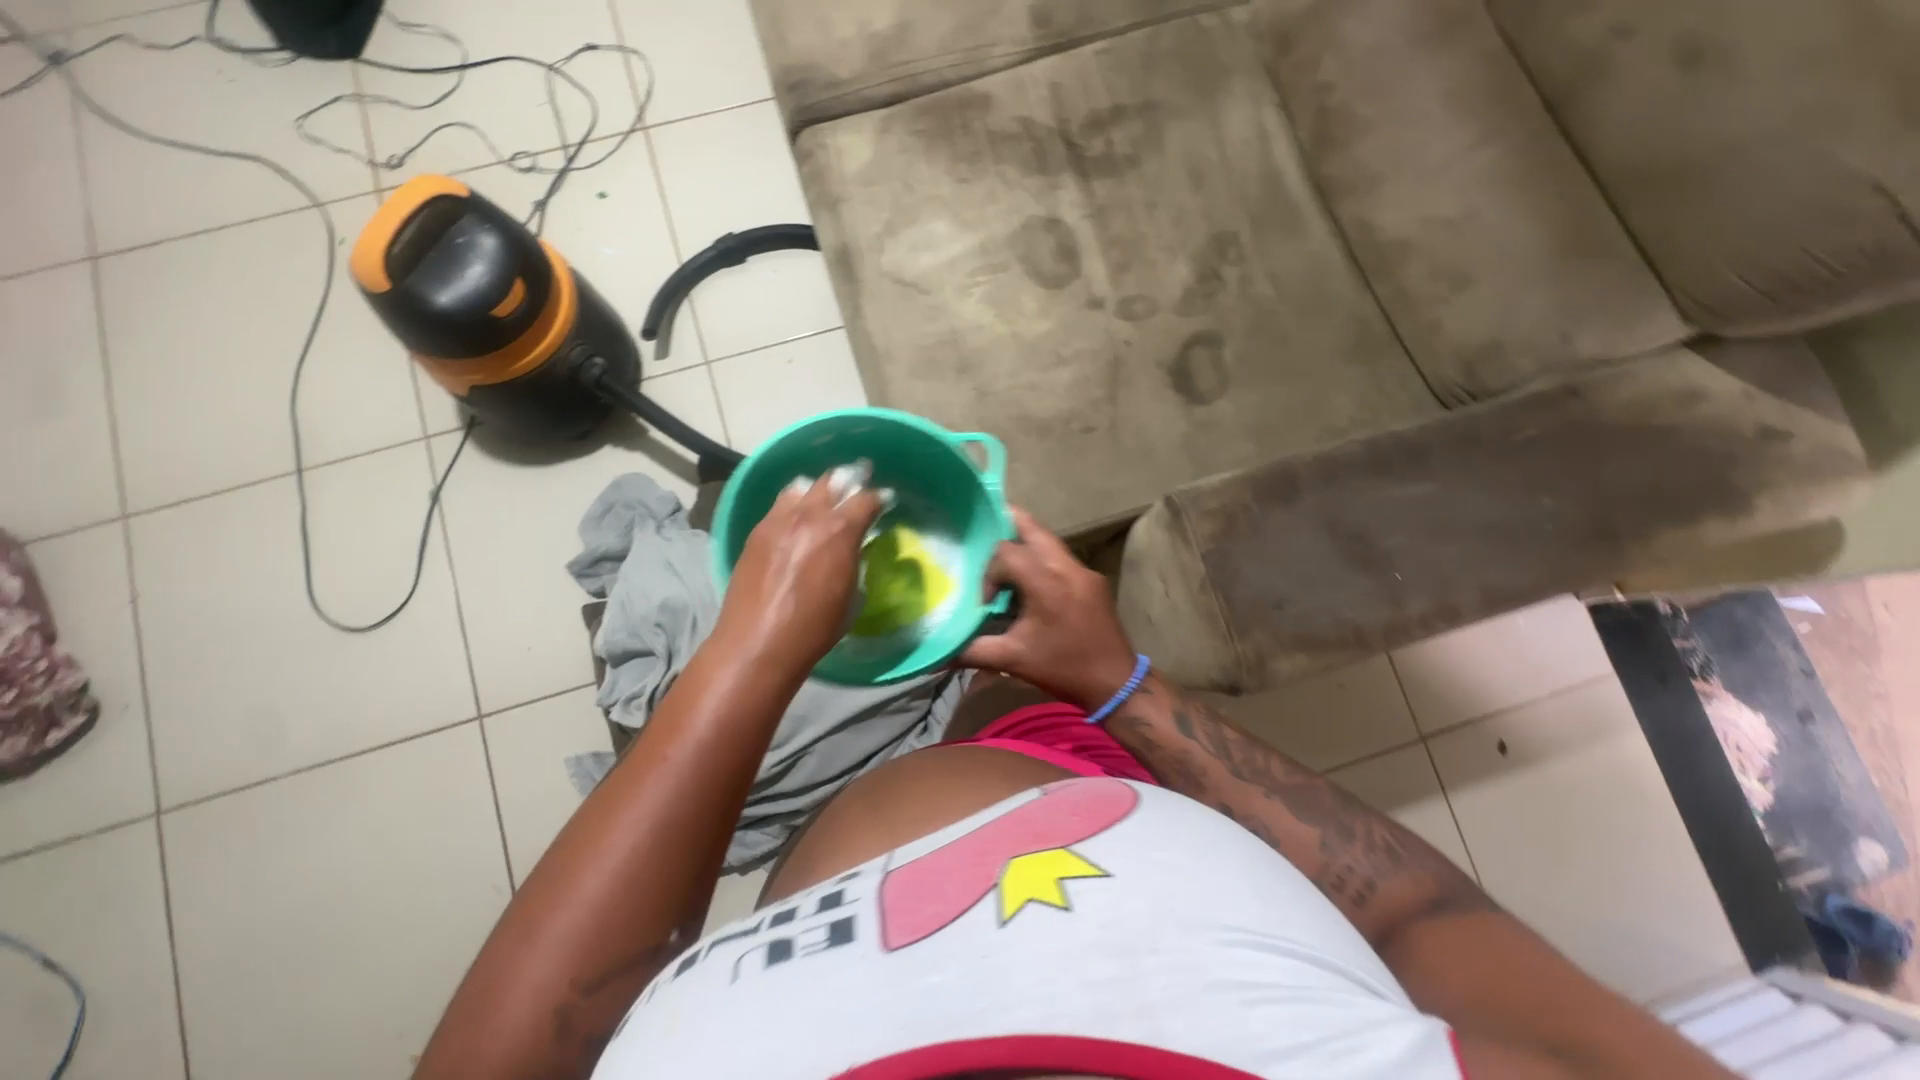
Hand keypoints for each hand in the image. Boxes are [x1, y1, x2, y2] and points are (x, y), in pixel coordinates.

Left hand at [714, 475, 883, 673]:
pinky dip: (795, 503)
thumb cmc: (814, 628)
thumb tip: (854, 549)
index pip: (866, 499)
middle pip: (832, 481)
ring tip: (825, 496)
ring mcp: (778, 520)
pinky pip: (780, 504)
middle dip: (850, 480)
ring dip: (819, 488)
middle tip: (858, 481)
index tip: (885, 500)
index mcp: (840, 531)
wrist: (758, 642)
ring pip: (803, 486)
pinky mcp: (756, 531)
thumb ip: (854, 560)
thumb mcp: (851, 595)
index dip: (879, 498)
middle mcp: (809, 516)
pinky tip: (797, 515)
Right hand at [958, 507, 1137, 709]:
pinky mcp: (1093, 581)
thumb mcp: (1011, 661)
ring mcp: (1084, 571)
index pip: (1007, 553)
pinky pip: (1061, 558)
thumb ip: (970, 651)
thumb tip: (936, 655)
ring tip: (1002, 566)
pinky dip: (1041, 561)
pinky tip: (1029, 585)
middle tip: (981, 537)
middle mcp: (1067, 567)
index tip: (983, 603)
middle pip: (1032, 528)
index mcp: (1047, 582)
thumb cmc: (1062, 670)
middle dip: (1005, 528)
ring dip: (1024, 546)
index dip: (987, 573)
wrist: (1115, 684)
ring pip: (1048, 541)